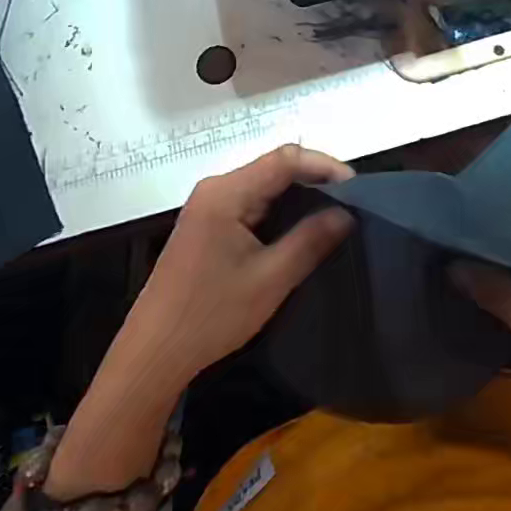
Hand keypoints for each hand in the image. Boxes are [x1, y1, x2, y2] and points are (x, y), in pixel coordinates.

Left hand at [118, 146, 354, 385]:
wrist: (154, 351)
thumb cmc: (211, 314)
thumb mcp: (270, 279)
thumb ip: (311, 240)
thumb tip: (346, 214)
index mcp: (226, 193)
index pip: (285, 159)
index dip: (324, 166)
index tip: (356, 188)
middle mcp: (215, 189)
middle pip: (273, 167)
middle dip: (314, 179)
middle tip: (350, 202)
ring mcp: (207, 205)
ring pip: (263, 184)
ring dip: (297, 194)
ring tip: (333, 214)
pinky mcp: (206, 223)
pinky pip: (250, 202)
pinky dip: (278, 209)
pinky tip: (298, 227)